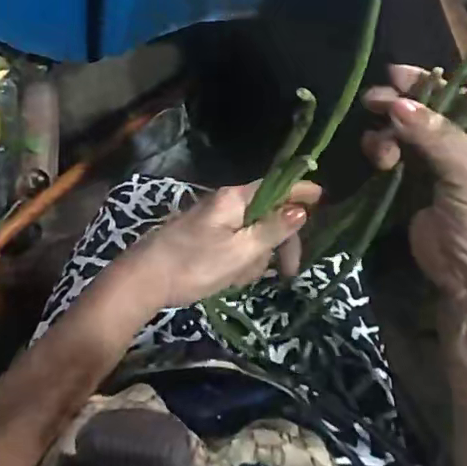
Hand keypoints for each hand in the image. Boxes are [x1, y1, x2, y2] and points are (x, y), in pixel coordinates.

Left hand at [115, 179, 322, 310]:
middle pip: (266, 216)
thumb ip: (272, 229)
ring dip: (253, 260)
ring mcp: (212, 222)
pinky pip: (233, 248)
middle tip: (285, 273)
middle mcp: (223, 204)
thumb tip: (300, 209)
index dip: (299, 191)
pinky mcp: (203, 239)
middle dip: (276, 244)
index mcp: (233, 199)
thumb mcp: (241, 251)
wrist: (144, 279)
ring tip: (237, 279)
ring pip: (251, 237)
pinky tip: (226, 280)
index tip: (322, 197)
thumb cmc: (195, 264)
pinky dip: (237, 264)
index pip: (275, 186)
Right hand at [361, 65, 466, 300]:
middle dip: (401, 104)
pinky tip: (379, 160)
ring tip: (380, 148)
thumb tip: (396, 101)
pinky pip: (394, 154)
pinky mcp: (415, 184)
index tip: (397, 74)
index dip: (433, 81)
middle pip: (429, 110)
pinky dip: (382, 151)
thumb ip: (434, 135)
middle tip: (373, 101)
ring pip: (406, 131)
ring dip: (388, 132)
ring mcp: (440, 165)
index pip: (466, 94)